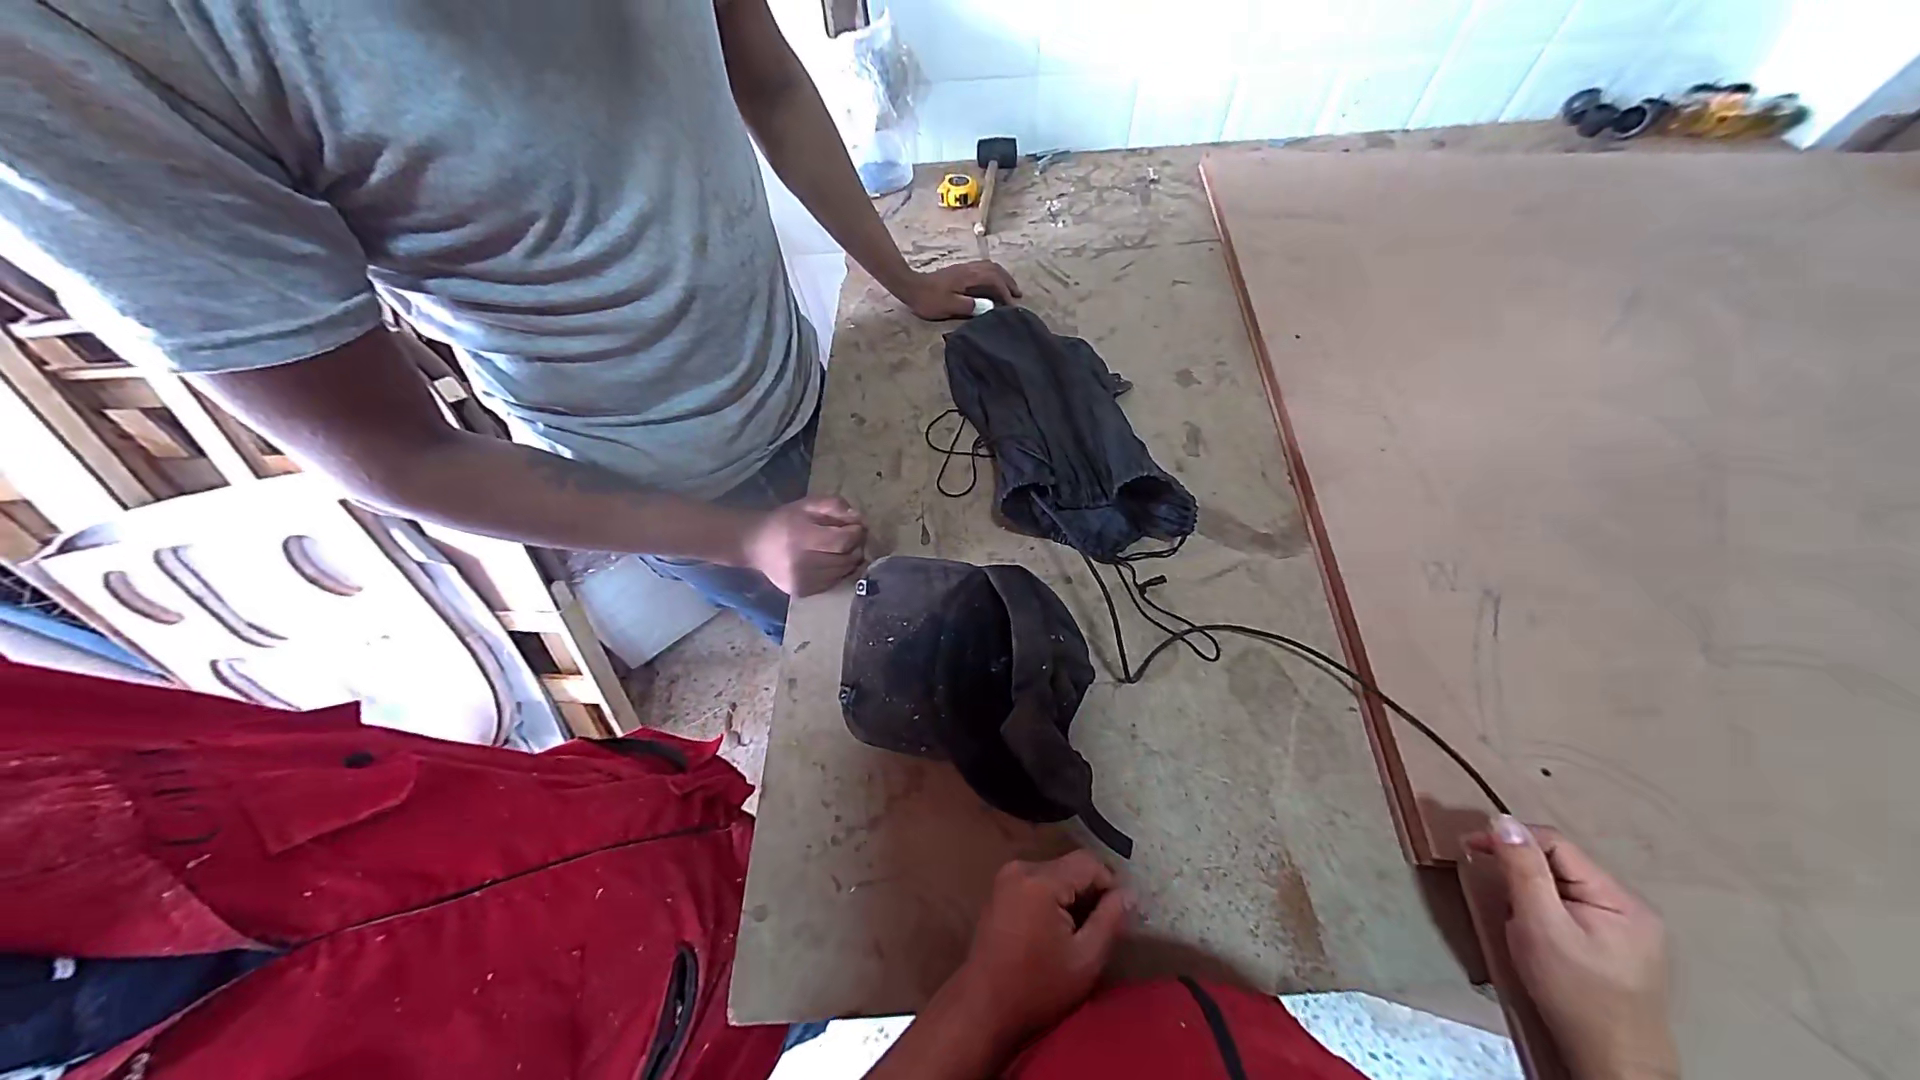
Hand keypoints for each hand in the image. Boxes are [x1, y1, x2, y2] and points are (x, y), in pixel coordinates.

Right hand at [738, 495, 866, 596]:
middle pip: (845, 559)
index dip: (856, 534)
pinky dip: (838, 573)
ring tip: (844, 549)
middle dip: (856, 547)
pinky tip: (831, 562)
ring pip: (842, 573)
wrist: (755, 545)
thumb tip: (858, 518)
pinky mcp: (802, 592)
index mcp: (802, 537)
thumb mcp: (808, 504)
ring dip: (850, 561)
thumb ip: (834, 505)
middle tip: (854, 538)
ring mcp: (802, 581)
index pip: (842, 541)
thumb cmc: (785, 521)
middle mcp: (802, 563)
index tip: (858, 527)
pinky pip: (832, 583)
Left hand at [897, 261, 1021, 319]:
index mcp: (968, 277)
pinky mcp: (959, 271)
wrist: (911, 286)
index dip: (1005, 293)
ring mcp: (964, 268)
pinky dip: (993, 275)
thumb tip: (988, 306)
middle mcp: (969, 269)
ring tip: (1009, 289)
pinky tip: (992, 284)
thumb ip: (969, 306)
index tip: (1011, 306)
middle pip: (995, 270)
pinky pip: (983, 268)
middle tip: (1018, 295)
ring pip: (989, 267)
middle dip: (1008, 282)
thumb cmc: (928, 299)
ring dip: (1002, 277)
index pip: (994, 281)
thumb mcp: (948, 306)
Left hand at [944, 852, 1130, 1052]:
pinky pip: (1037, 881)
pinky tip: (1052, 930)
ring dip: (1070, 896)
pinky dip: (1051, 898)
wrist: (983, 1006)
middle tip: (1097, 929)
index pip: (1089, 862)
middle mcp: (1021, 868)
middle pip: (1070, 866)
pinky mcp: (999, 889)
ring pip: (1054, 873)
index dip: (1110, 884)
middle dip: (1089, 892)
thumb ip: (1110, 920)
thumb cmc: (1038, 988)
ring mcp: (1006, 877)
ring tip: (1075, 933)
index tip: (1117, 916)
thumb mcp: (1085, 959)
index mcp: (1041, 880)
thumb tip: (1128, 893)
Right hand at [1465, 817, 1678, 1079]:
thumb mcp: (1539, 925)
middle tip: (1487, 880)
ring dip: (1530, 888)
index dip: (1510, 839)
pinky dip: (1543, 907)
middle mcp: (1631, 909)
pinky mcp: (1618, 948)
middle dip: (1520, 867)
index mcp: (1620, 900)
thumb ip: (1523, 870)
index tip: (1470, 845)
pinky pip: (1572, 907)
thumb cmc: (1573, 992)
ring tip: (1509, 908)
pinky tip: (1532, 925)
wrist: (1611, 1062)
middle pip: (1561, 864)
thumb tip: (1502, 820)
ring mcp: (1629, 931)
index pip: (1556, 845)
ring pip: (1564, 886)